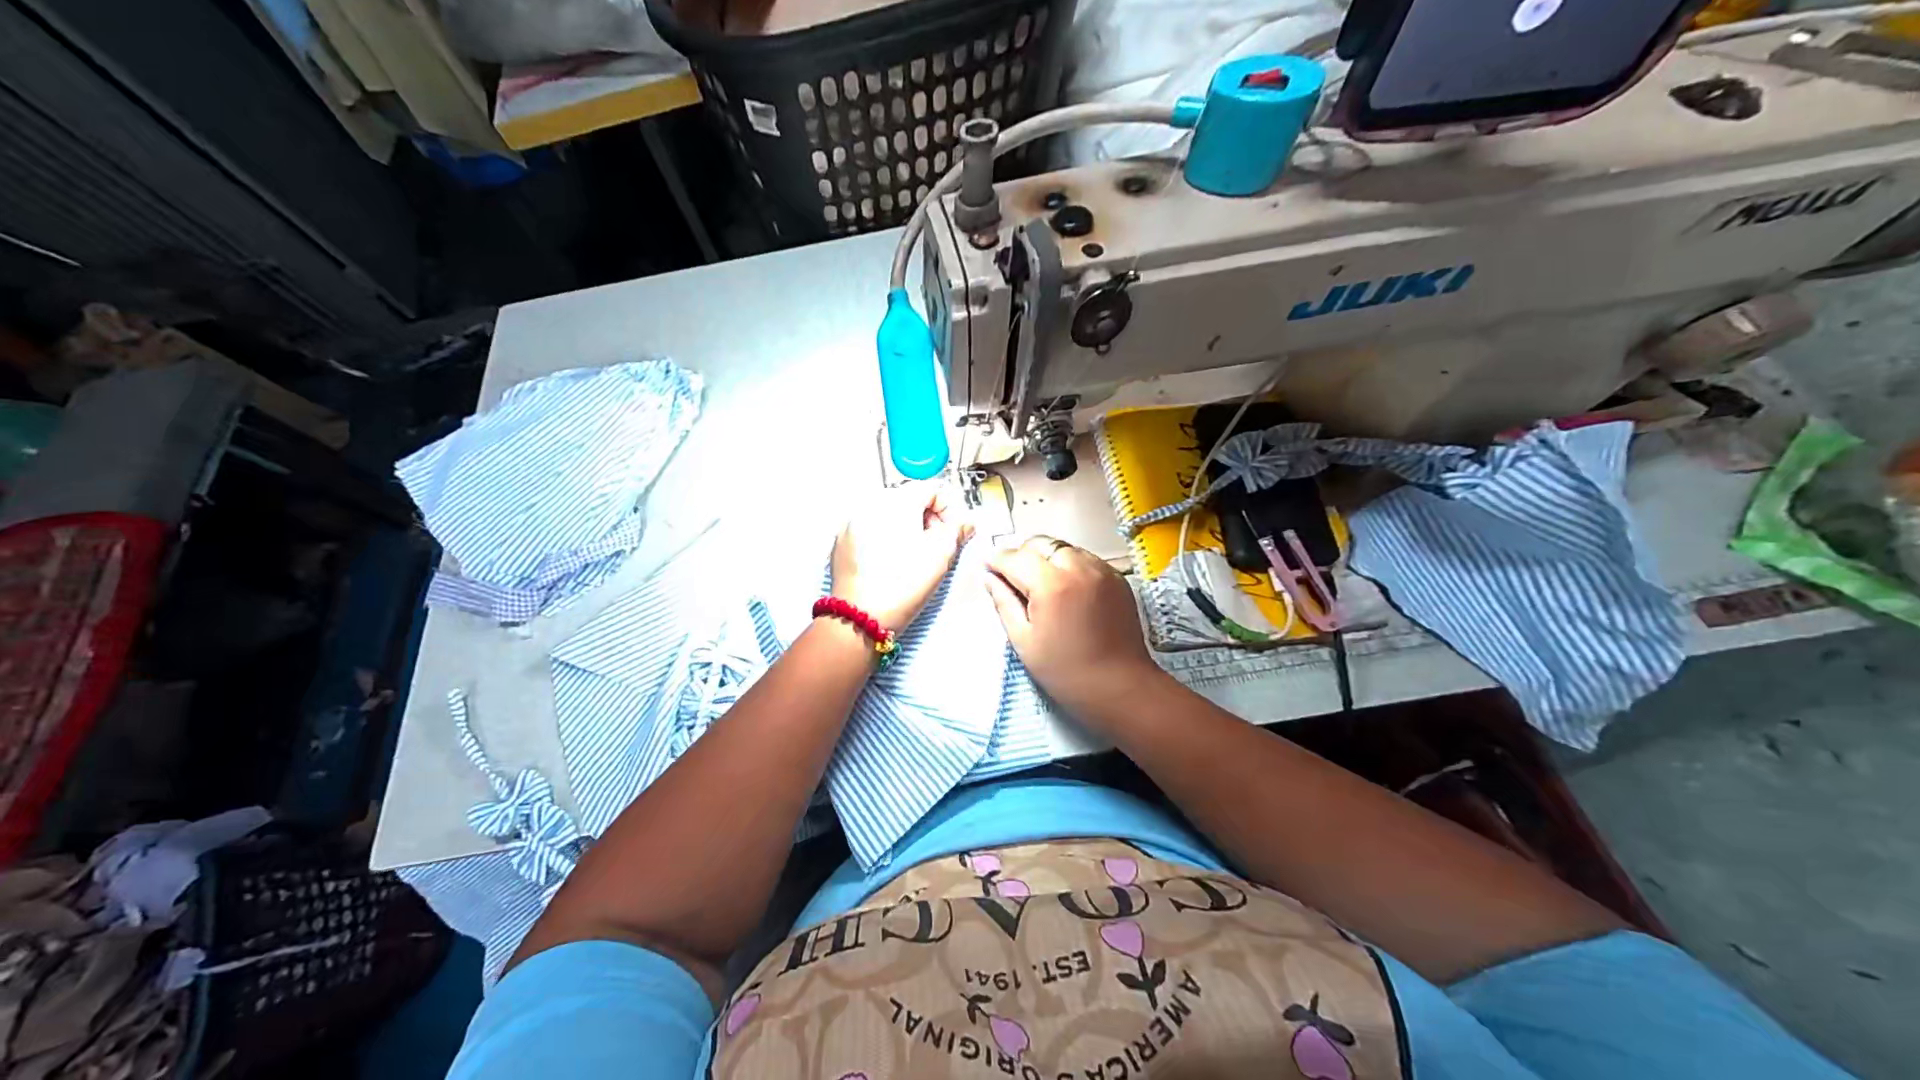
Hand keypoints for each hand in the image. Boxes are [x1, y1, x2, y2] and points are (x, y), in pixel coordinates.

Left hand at [830, 482, 972, 632]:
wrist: (860, 617)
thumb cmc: (905, 583)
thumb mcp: (941, 555)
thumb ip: (957, 530)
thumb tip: (965, 522)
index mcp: (897, 501)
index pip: (930, 489)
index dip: (947, 509)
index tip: (951, 534)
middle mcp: (870, 503)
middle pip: (908, 501)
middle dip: (925, 520)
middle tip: (933, 548)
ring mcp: (851, 522)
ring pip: (888, 516)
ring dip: (905, 530)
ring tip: (911, 558)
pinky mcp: (841, 541)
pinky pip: (870, 530)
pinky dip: (883, 539)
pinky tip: (888, 564)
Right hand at [984, 535, 1166, 721]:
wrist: (1120, 687)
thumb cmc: (1066, 672)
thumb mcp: (1024, 641)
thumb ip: (1004, 603)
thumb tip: (990, 578)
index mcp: (1051, 584)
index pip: (1015, 557)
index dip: (997, 561)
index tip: (988, 568)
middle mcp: (1078, 568)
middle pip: (1041, 544)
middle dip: (1022, 556)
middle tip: (1013, 579)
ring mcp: (1101, 570)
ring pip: (1064, 548)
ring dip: (1047, 558)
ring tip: (1041, 585)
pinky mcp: (1117, 578)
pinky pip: (1085, 559)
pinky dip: (1070, 566)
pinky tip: (1066, 590)